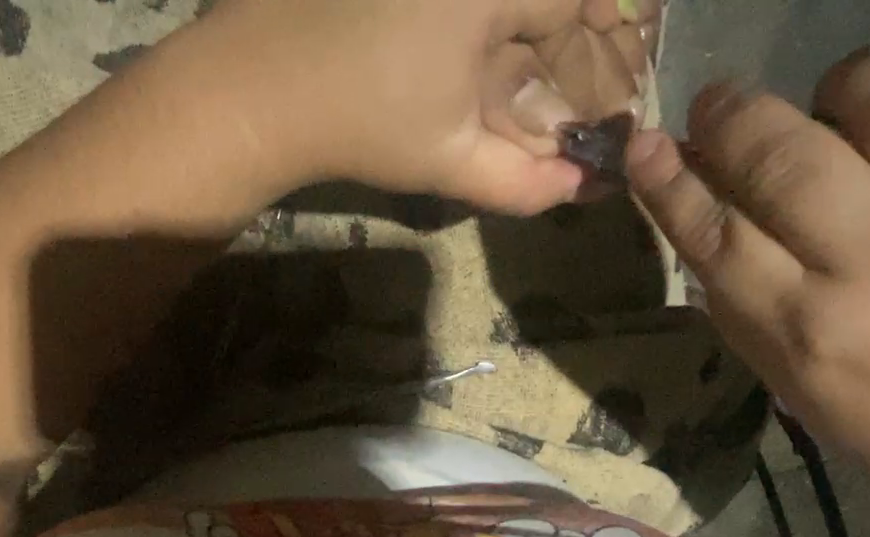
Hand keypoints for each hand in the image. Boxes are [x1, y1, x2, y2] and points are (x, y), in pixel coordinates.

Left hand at [183, 0, 634, 214]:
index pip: (586, 5)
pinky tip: (491, 58)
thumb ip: (522, 181)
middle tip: (587, 83)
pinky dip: (490, 24)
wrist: (257, 88)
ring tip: (544, 71)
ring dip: (538, 29)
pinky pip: (471, 3)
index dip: (608, 56)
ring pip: (512, 1)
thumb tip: (580, 185)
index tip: (613, 99)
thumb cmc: (360, 125)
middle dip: (580, 34)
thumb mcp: (448, 160)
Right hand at [624, 46, 869, 536]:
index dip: (671, 182)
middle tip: (720, 103)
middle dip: (735, 117)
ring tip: (842, 101)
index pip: (719, 236)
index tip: (645, 144)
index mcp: (818, 337)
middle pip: (786, 157)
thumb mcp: (812, 396)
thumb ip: (754, 313)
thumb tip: (708, 221)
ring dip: (849, 87)